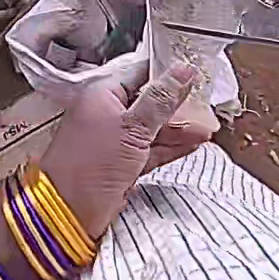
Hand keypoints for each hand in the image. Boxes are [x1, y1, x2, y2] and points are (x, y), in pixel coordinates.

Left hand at [36, 62, 207, 237]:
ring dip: (179, 127)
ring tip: (209, 127)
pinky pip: (151, 148)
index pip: (139, 73)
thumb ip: (160, 100)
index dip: (166, 71)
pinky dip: (171, 146)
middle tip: (208, 103)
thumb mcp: (131, 127)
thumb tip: (183, 70)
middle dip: (178, 104)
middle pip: (148, 100)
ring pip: (152, 126)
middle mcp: (107, 112)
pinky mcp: (122, 162)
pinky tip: (193, 144)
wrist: (69, 209)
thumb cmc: (91, 162)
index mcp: (101, 94)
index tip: (196, 70)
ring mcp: (115, 138)